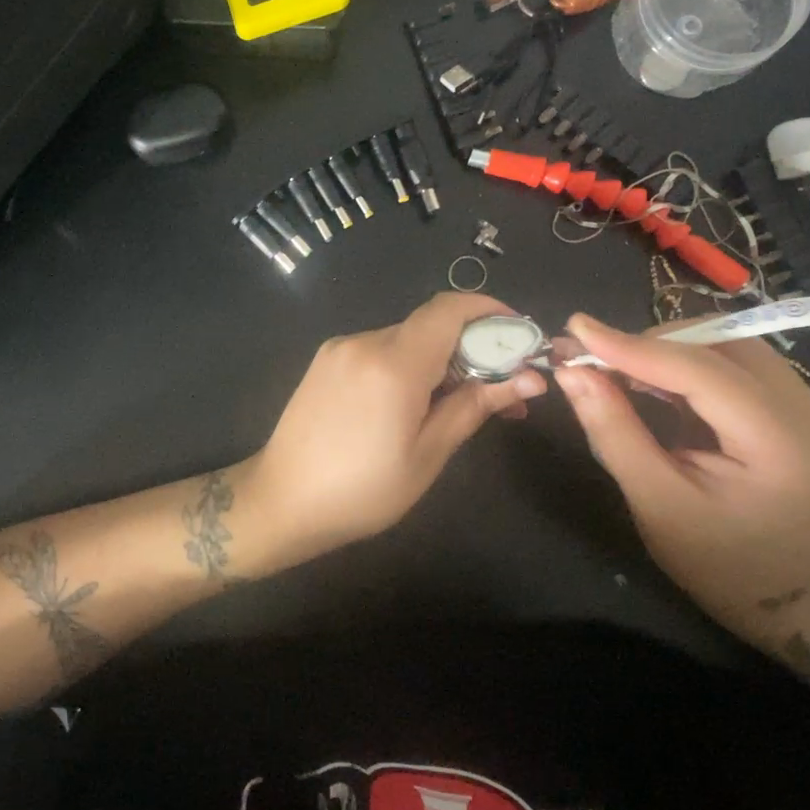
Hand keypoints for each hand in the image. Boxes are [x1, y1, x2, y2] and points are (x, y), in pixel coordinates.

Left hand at [247, 293, 549, 550]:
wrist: (281, 500)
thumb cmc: (362, 490)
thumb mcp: (427, 454)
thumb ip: (474, 406)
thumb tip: (527, 378)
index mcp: (393, 364)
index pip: (449, 309)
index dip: (490, 312)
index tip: (519, 336)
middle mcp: (363, 343)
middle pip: (430, 326)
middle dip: (472, 349)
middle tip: (504, 392)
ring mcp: (339, 350)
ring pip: (405, 339)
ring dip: (439, 361)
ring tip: (462, 407)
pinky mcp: (324, 362)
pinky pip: (378, 351)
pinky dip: (407, 367)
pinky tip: (416, 404)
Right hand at [554, 314, 809, 635]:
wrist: (778, 590)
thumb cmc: (713, 557)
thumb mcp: (654, 501)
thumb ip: (614, 432)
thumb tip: (571, 373)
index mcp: (781, 444)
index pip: (702, 372)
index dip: (634, 347)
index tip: (575, 329)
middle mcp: (807, 411)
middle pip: (719, 345)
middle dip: (648, 344)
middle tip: (588, 358)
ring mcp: (807, 403)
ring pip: (725, 344)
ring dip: (664, 350)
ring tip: (614, 370)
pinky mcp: (793, 403)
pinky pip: (731, 361)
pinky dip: (682, 363)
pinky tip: (649, 382)